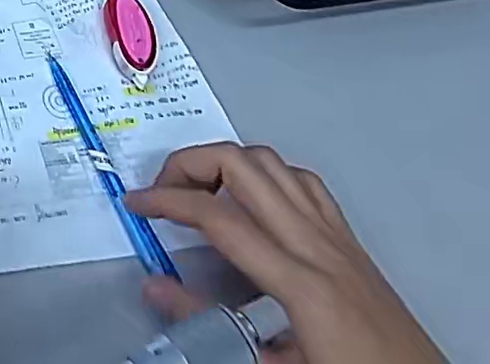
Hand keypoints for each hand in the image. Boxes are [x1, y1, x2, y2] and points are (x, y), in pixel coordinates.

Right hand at [125, 143, 443, 363]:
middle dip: (189, 164)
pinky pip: (303, 182)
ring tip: (200, 188)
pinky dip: (267, 174)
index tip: (137, 204)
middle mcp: (319, 246)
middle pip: (241, 165)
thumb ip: (210, 327)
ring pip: (271, 162)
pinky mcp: (351, 242)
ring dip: (225, 162)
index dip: (166, 202)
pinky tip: (253, 198)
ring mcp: (338, 238)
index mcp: (301, 284)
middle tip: (163, 190)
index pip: (217, 217)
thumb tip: (157, 288)